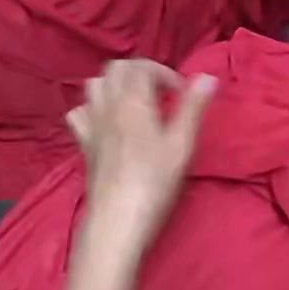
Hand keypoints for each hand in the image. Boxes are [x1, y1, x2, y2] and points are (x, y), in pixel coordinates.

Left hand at [65, 60, 216, 283]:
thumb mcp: (182, 144)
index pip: (142, 66)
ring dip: (117, 85)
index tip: (182, 95)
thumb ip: (193, 107)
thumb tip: (208, 77)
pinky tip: (109, 123)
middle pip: (116, 68)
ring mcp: (91, 125)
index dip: (165, 73)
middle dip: (140, 72)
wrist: (116, 223)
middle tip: (162, 93)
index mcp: (133, 101)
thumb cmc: (154, 182)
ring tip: (138, 103)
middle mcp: (107, 106)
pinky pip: (80, 113)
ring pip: (95, 85)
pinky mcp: (84, 145)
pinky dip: (94, 108)